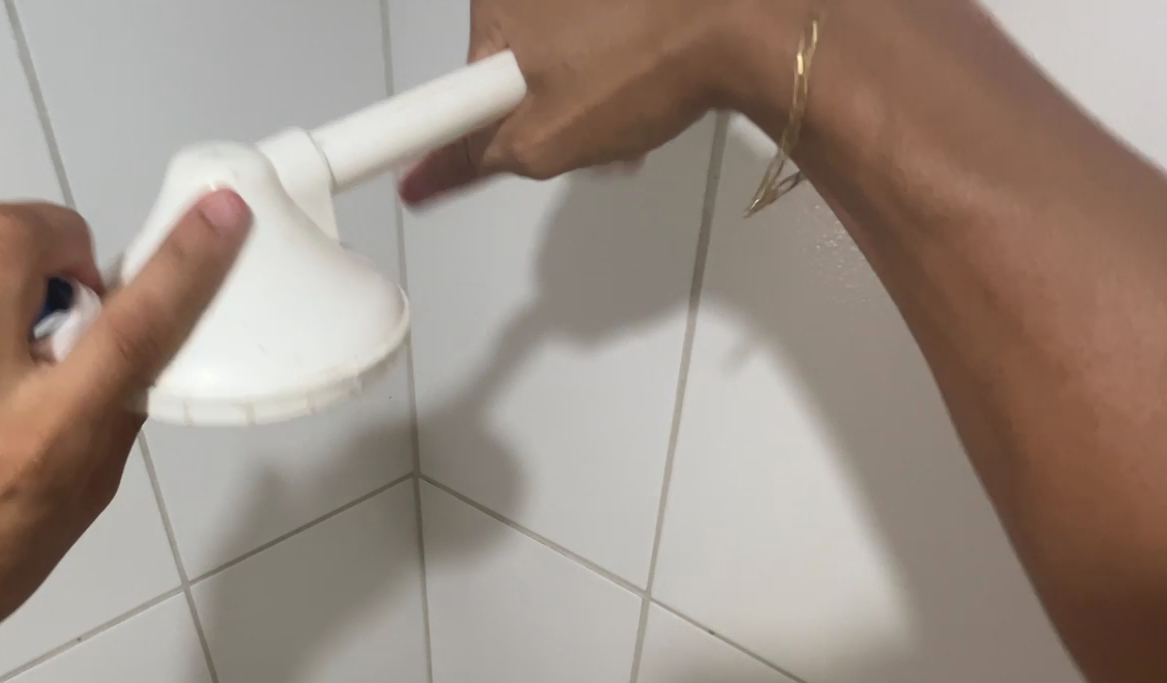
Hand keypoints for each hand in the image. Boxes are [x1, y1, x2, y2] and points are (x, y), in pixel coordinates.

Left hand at [0, 194, 250, 682]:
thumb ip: (112, 410)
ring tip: (16, 323)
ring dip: (8, 261)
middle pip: (6, 237)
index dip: (183, 263)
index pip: (126, 331)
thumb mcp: (88, 494)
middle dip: (56, 232)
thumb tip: (128, 341)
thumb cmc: (3, 560)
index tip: (221, 212)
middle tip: (72, 284)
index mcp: (42, 437)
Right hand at [400, 0, 799, 202]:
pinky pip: (584, 36)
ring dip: (570, 98)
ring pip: (549, 59)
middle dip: (527, 114)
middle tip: (565, 136)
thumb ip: (466, 164)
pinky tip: (630, 86)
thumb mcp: (539, 142)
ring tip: (611, 117)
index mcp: (495, 9)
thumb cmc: (647, 66)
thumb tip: (418, 182)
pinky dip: (599, 68)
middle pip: (501, 72)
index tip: (450, 160)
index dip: (455, 136)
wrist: (748, 24)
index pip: (445, 92)